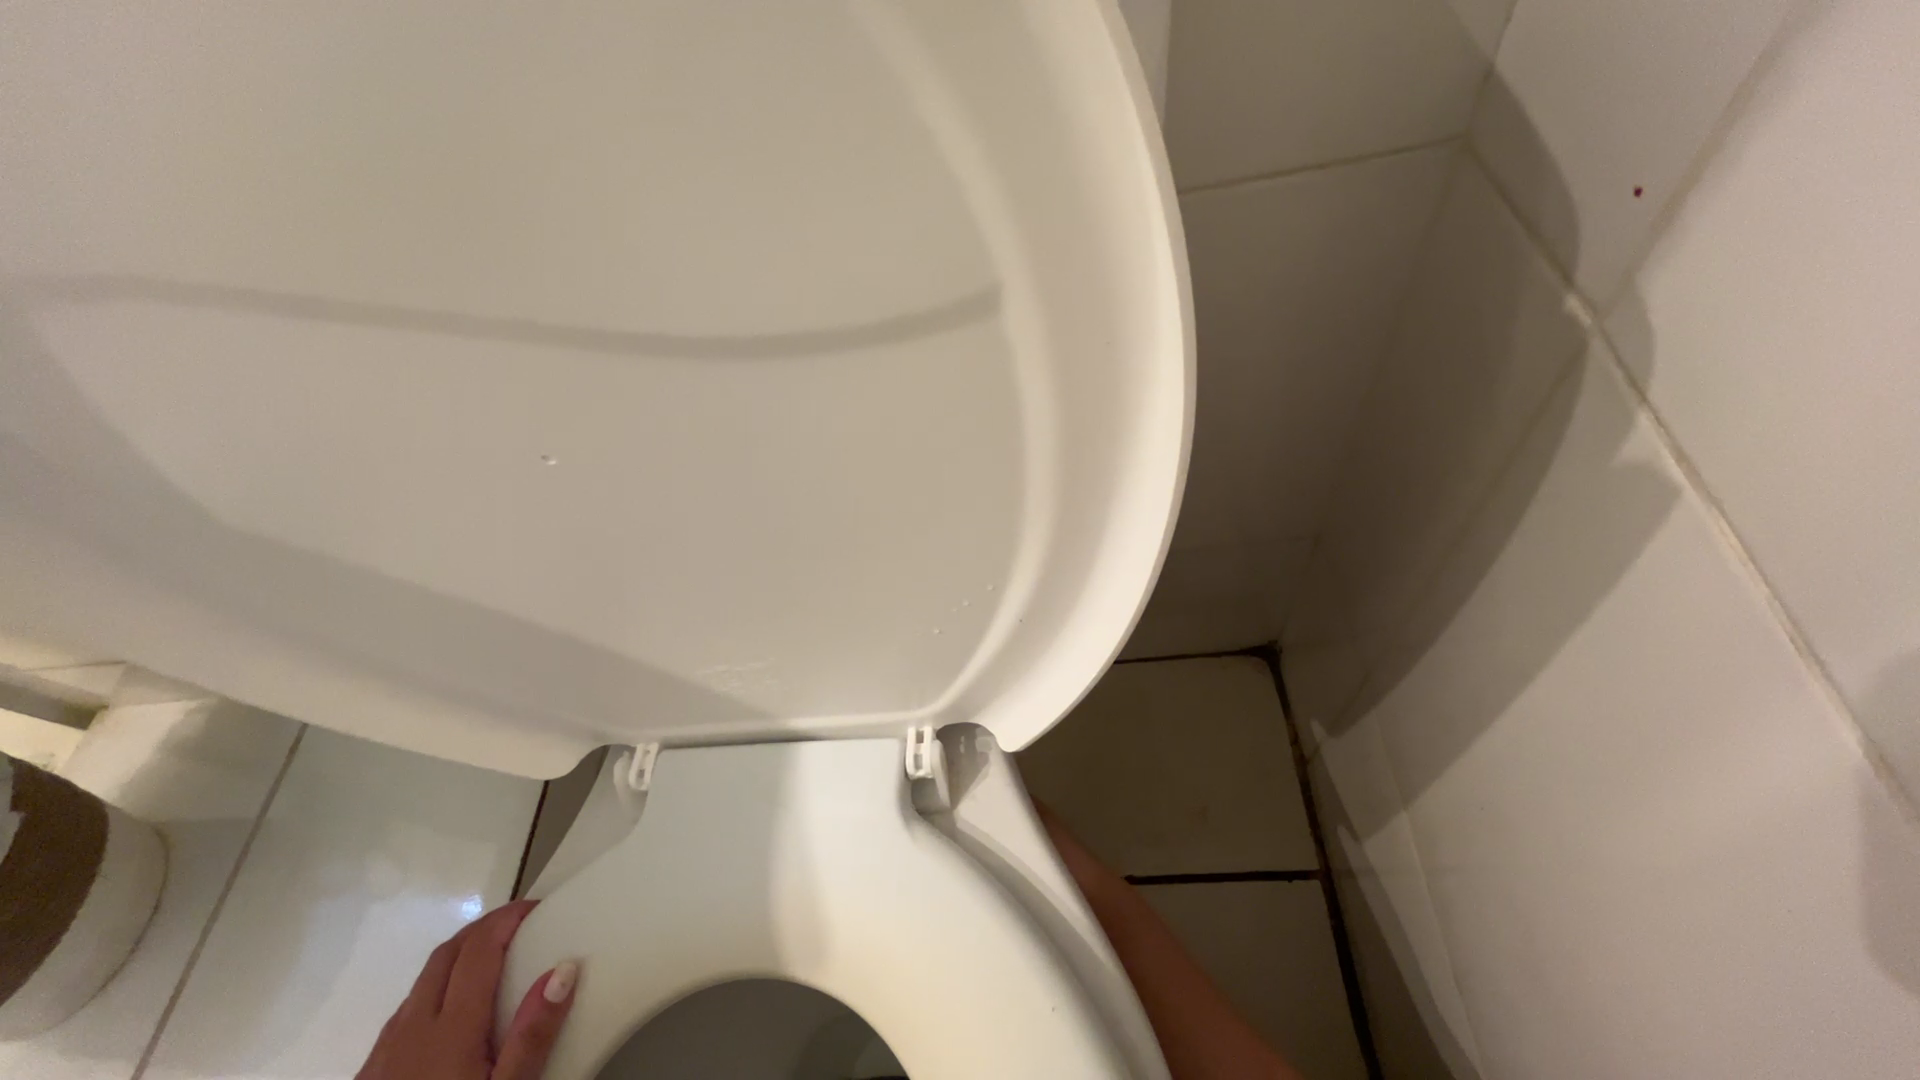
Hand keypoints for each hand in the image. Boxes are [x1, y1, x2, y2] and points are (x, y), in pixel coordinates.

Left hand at [356, 900, 578, 1079]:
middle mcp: (409, 1029)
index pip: (479, 951)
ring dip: (457, 957)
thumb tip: (563, 970)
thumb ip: (533, 1035)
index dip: (506, 920)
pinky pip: (403, 1013)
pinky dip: (434, 990)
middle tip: (520, 925)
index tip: (536, 909)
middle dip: (482, 929)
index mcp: (449, 1030)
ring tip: (493, 960)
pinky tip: (449, 1014)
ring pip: (420, 983)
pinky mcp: (368, 1076)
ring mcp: (383, 1053)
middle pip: (445, 956)